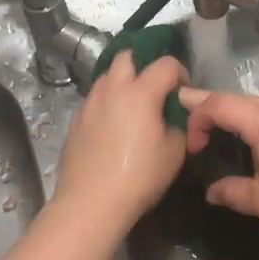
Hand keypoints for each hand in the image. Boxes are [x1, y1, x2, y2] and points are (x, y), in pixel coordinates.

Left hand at [53, 51, 188, 229]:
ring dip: (122, 82)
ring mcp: (90, 104)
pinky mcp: (75, 120)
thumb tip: (175, 116)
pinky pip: (94, 99)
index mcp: (140, 92)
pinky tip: (112, 126)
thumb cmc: (139, 177)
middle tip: (153, 88)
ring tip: (131, 107)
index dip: (180, 73)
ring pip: (106, 76)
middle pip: (126, 56)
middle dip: (143, 64)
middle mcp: (112, 89)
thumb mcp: (175, 152)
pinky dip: (106, 102)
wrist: (91, 203)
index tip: (183, 92)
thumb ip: (179, 124)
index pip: (165, 64)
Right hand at [179, 88, 258, 241]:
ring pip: (258, 104)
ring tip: (220, 128)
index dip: (197, 118)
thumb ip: (233, 192)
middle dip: (211, 107)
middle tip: (188, 111)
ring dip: (236, 113)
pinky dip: (256, 118)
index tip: (193, 146)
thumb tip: (212, 191)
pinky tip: (256, 138)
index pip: (218, 104)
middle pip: (237, 98)